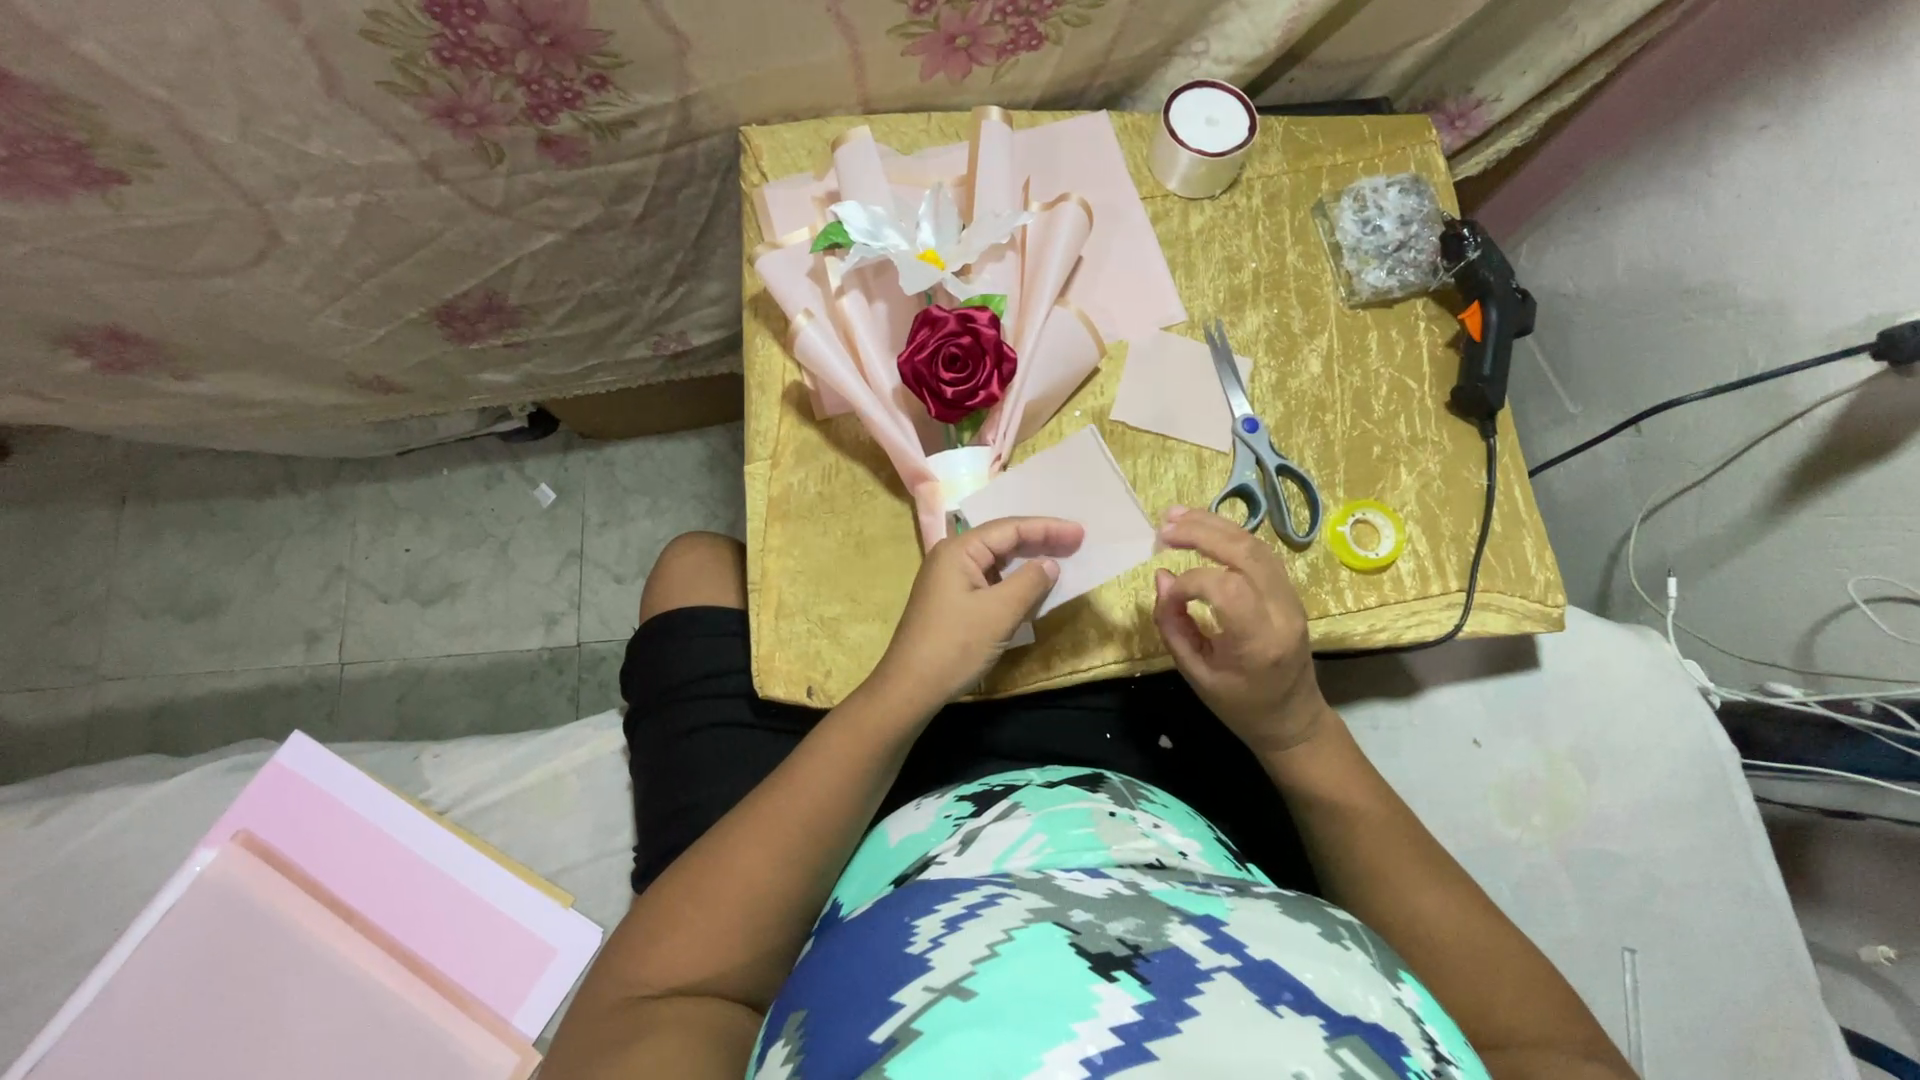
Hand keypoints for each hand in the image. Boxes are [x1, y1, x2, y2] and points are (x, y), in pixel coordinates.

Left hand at [870, 517, 1084, 711]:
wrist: (910, 687)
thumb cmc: (955, 645)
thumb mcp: (999, 613)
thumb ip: (1029, 583)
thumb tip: (1050, 564)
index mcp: (958, 550)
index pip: (1010, 528)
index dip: (1047, 528)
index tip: (1080, 533)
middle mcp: (951, 557)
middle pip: (1002, 540)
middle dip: (1039, 540)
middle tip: (1076, 542)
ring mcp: (949, 580)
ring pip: (996, 562)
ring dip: (1027, 562)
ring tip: (1060, 560)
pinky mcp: (952, 602)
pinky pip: (989, 581)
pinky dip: (1013, 582)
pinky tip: (1031, 588)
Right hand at [1152, 506, 1331, 754]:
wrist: (1293, 719)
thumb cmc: (1240, 706)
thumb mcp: (1196, 674)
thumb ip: (1174, 625)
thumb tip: (1162, 578)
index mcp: (1258, 642)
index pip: (1225, 588)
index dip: (1189, 581)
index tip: (1168, 594)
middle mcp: (1281, 612)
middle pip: (1245, 553)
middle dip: (1202, 533)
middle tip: (1164, 526)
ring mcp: (1292, 599)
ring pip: (1257, 546)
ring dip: (1215, 526)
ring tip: (1177, 516)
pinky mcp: (1290, 593)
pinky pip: (1262, 554)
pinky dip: (1231, 536)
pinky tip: (1204, 530)